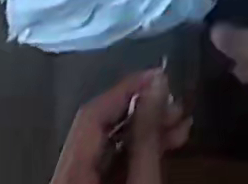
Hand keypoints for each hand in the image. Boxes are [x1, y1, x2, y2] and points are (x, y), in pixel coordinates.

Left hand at [50, 69, 191, 183]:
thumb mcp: (143, 183)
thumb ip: (147, 135)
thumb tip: (158, 81)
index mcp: (69, 172)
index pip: (92, 114)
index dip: (127, 89)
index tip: (162, 74)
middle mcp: (66, 172)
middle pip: (101, 127)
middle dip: (142, 110)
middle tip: (176, 102)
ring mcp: (77, 182)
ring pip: (110, 144)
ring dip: (147, 129)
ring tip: (181, 122)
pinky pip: (113, 163)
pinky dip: (140, 150)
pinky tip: (170, 141)